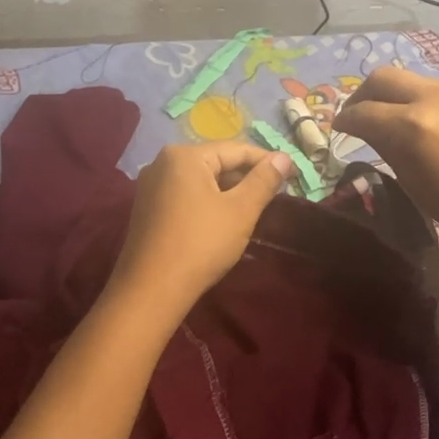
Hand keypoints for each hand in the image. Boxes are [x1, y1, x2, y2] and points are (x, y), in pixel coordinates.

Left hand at [109, 142, 292, 314]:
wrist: (152, 289)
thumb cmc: (201, 244)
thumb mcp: (241, 211)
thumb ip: (263, 180)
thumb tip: (283, 157)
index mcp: (184, 155)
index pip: (235, 149)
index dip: (266, 161)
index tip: (291, 175)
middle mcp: (162, 162)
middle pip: (215, 162)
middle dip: (245, 178)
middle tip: (273, 196)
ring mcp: (150, 186)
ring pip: (200, 180)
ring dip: (227, 191)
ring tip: (252, 210)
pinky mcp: (147, 208)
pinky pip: (184, 195)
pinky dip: (207, 202)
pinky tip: (222, 221)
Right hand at [332, 67, 438, 266]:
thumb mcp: (416, 186)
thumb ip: (388, 150)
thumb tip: (368, 133)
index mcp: (414, 126)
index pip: (362, 112)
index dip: (344, 122)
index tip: (338, 131)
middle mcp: (434, 97)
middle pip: (381, 78)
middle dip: (362, 97)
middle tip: (356, 119)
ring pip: (409, 79)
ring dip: (391, 96)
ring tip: (388, 122)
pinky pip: (434, 88)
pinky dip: (417, 99)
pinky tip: (421, 124)